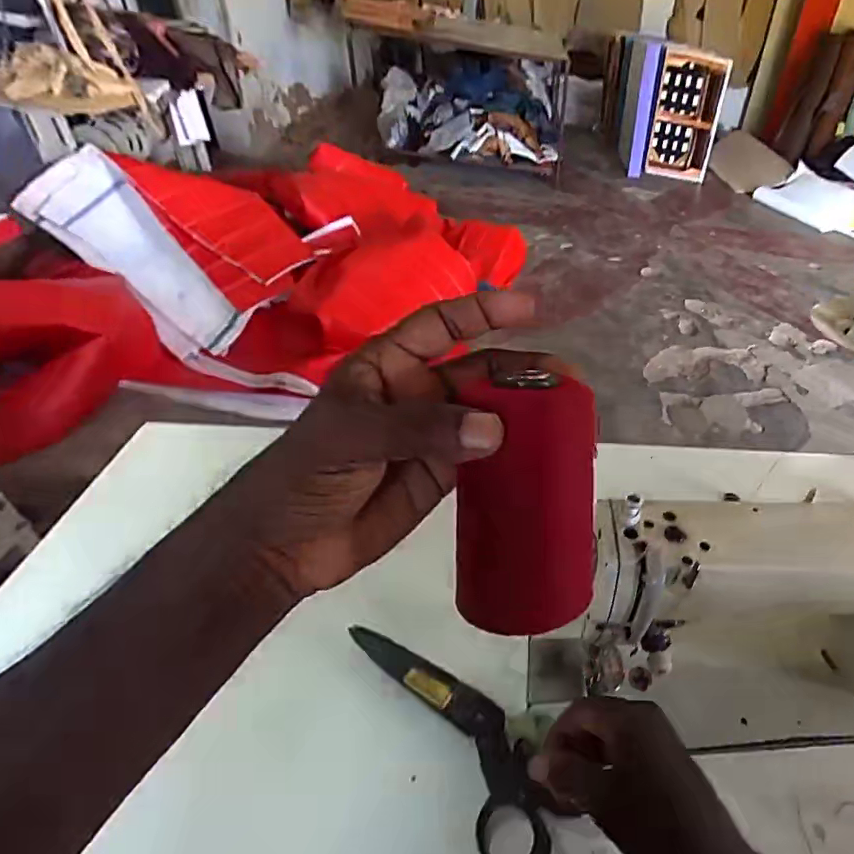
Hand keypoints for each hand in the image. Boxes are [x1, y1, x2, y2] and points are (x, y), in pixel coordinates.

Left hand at [222, 285, 569, 599]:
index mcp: (387, 367)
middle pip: (477, 372)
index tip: (530, 308)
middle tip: (567, 377)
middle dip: (519, 370)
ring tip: (567, 413)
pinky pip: (486, 457)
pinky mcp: (442, 477)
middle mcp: (415, 395)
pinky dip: (514, 454)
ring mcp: (432, 437)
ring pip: (488, 415)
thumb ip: (420, 429)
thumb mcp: (353, 437)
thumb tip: (495, 429)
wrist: (285, 545)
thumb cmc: (304, 474)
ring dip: (524, 412)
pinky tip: (543, 453)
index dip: (483, 312)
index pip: (441, 327)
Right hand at [527, 698, 753, 853]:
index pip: (578, 710)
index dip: (556, 736)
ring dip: (589, 759)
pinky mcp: (667, 755)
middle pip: (594, 719)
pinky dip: (609, 764)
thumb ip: (565, 774)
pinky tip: (605, 795)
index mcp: (629, 718)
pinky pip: (628, 747)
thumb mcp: (600, 798)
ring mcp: (659, 735)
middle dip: (572, 748)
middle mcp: (645, 716)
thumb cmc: (650, 818)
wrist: (707, 850)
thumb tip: (534, 762)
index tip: (546, 770)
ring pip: (611, 736)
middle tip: (560, 784)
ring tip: (579, 795)